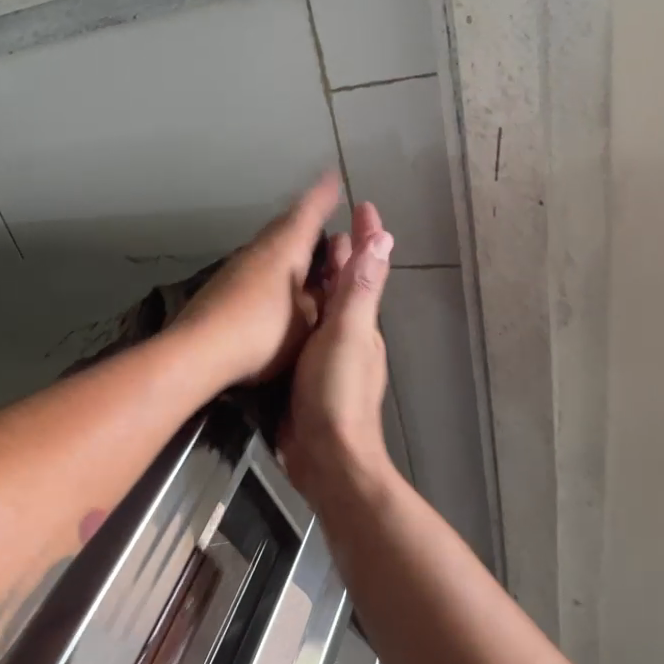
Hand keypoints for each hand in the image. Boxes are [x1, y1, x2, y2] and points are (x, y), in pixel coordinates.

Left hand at [174, 173, 344, 385]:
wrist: (199, 350)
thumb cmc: (263, 332)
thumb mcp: (307, 322)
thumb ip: (318, 300)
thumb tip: (321, 286)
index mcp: (287, 248)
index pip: (309, 211)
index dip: (324, 195)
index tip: (333, 176)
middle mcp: (260, 248)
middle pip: (285, 226)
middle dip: (305, 222)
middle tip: (322, 224)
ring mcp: (235, 265)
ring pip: (268, 247)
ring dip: (286, 247)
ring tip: (303, 259)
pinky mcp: (220, 286)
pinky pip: (254, 267)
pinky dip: (270, 269)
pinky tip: (274, 287)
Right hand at [281, 200, 396, 504]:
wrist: (325, 458)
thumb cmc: (336, 394)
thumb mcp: (347, 336)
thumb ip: (360, 290)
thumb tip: (383, 240)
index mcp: (360, 324)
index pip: (365, 270)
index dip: (366, 238)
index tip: (364, 206)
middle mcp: (347, 338)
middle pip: (345, 288)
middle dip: (341, 258)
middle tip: (326, 229)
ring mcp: (327, 361)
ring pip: (323, 312)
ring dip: (318, 286)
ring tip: (300, 263)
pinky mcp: (305, 380)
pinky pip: (303, 336)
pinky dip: (298, 315)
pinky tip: (280, 316)